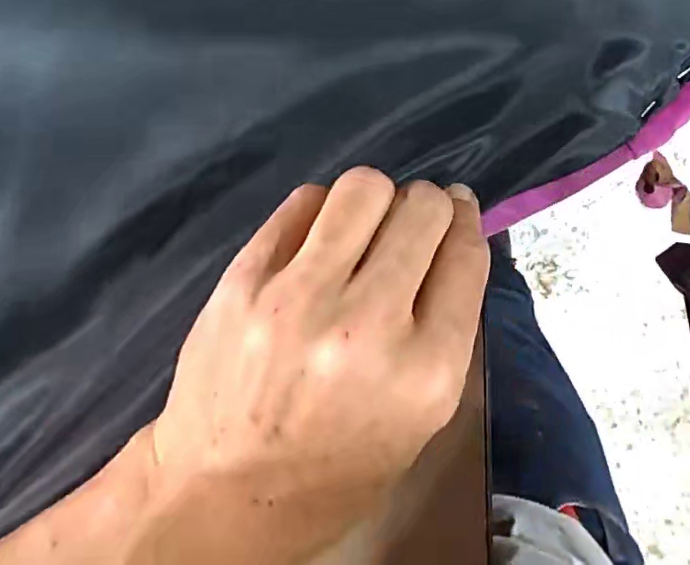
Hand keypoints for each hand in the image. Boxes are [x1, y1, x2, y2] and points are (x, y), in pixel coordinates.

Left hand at [143, 167, 488, 555]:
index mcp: (425, 370)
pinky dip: (326, 210)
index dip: (467, 220)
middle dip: (429, 206)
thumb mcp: (427, 408)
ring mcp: (297, 301)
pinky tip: (322, 240)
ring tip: (368, 226)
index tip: (460, 212)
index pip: (466, 253)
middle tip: (412, 226)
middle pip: (424, 209)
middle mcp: (365, 328)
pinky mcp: (242, 284)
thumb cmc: (344, 461)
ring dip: (380, 197)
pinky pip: (306, 200)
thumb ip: (451, 315)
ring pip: (366, 187)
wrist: (221, 502)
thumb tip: (458, 220)